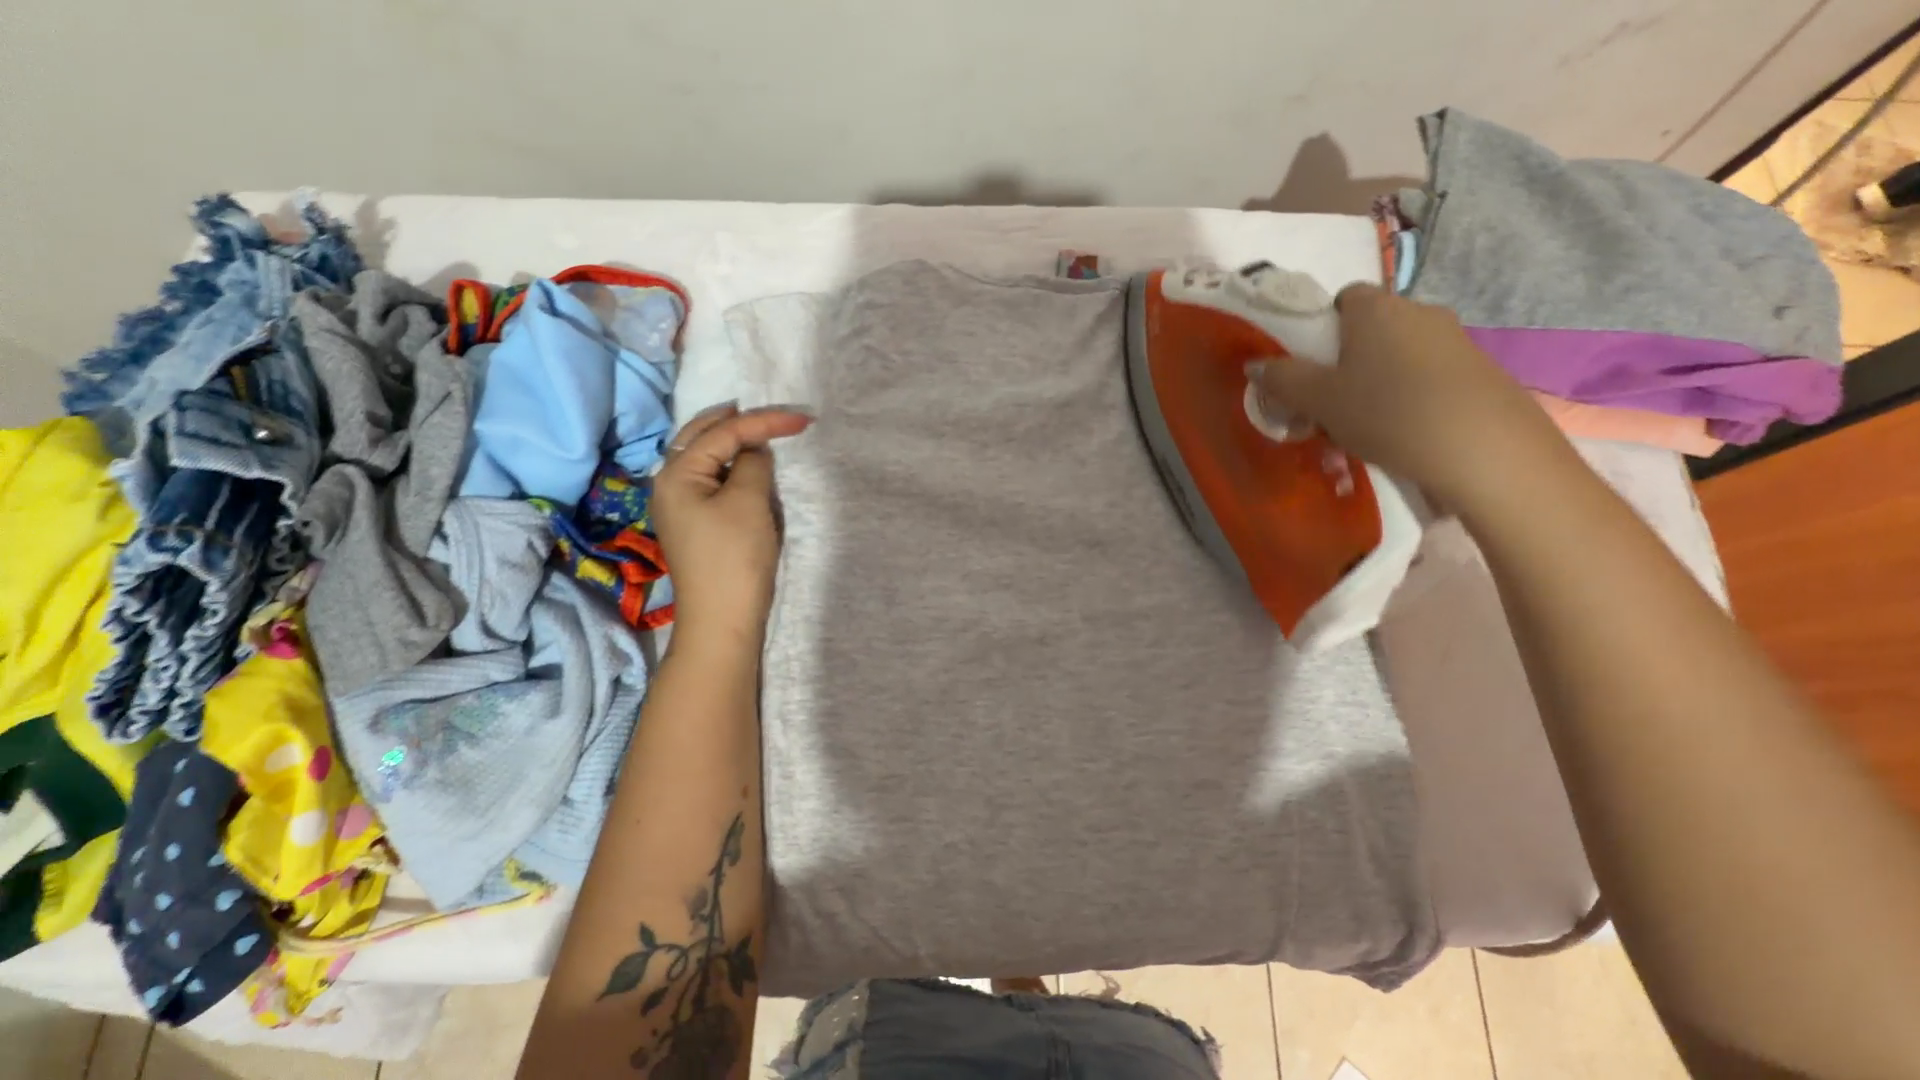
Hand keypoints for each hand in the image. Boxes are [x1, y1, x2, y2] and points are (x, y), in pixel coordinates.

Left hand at [652, 403, 812, 642]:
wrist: (722, 620)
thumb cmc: (734, 557)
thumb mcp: (749, 501)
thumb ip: (753, 463)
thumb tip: (754, 451)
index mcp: (676, 473)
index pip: (723, 432)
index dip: (764, 422)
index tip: (803, 420)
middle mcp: (669, 484)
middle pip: (702, 437)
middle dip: (740, 423)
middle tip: (777, 416)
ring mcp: (679, 506)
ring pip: (706, 459)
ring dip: (735, 444)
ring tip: (765, 434)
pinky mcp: (695, 525)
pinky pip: (712, 482)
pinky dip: (733, 469)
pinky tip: (751, 469)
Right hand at [1248, 283, 1562, 509]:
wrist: (1481, 446)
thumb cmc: (1385, 412)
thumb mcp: (1318, 400)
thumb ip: (1283, 379)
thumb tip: (1256, 363)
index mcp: (1375, 308)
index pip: (1344, 298)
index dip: (1325, 328)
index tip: (1315, 366)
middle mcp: (1418, 310)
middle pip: (1375, 327)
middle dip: (1354, 358)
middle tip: (1336, 402)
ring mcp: (1456, 339)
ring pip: (1405, 354)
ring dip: (1387, 380)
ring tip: (1372, 426)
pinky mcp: (1481, 370)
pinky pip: (1434, 377)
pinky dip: (1418, 397)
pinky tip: (1411, 434)